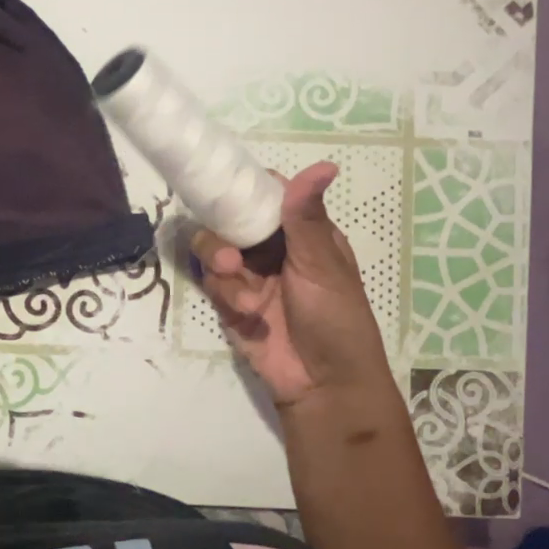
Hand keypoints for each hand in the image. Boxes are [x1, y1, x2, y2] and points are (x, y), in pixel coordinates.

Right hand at [191, 161, 391, 408]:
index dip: (245, 187)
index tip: (223, 183)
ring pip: (213, 249)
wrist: (324, 385)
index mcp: (301, 232)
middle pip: (229, 219)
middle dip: (223, 232)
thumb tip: (325, 163)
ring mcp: (249, 275)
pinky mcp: (230, 302)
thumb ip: (306, 216)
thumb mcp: (322, 264)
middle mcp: (272, 248)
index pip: (266, 194)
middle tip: (230, 254)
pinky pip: (211, 283)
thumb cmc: (337, 319)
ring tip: (237, 281)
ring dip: (220, 263)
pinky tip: (246, 310)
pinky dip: (225, 293)